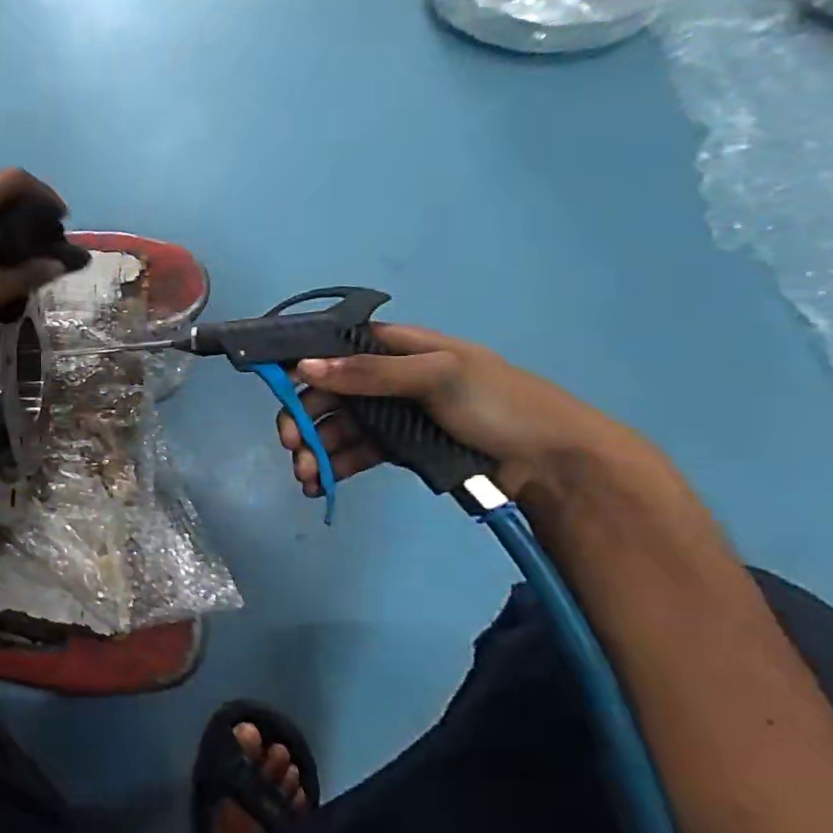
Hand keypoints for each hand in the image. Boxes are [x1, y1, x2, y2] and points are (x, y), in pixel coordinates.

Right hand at [276, 323, 657, 507]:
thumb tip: (304, 367)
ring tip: (306, 476)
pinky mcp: (401, 449)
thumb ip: (370, 373)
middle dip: (304, 418)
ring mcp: (393, 415)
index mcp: (396, 347)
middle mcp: (387, 378)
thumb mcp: (436, 374)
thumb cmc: (497, 403)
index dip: (303, 365)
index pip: (335, 349)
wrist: (554, 463)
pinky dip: (335, 467)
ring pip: (339, 427)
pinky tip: (320, 485)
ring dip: (316, 449)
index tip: (277, 386)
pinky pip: (357, 454)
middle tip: (291, 445)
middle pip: (329, 393)